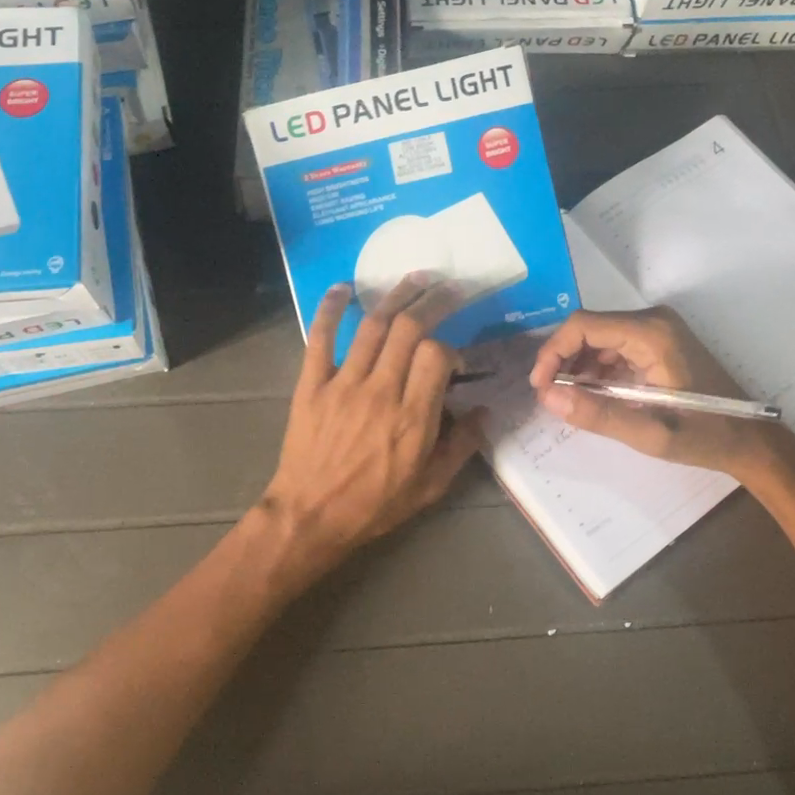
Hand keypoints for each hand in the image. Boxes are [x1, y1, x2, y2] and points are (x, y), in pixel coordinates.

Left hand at [257, 273, 486, 581]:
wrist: (311, 516)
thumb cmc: (375, 505)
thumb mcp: (430, 487)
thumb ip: (461, 447)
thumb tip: (483, 411)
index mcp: (412, 417)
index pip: (436, 355)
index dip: (451, 347)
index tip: (454, 360)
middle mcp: (380, 391)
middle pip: (409, 329)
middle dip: (433, 301)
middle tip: (448, 288)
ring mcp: (342, 384)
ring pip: (372, 326)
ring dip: (395, 295)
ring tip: (415, 278)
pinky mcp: (311, 385)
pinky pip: (320, 338)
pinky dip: (331, 309)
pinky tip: (343, 287)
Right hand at [528, 308, 793, 480]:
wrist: (751, 441)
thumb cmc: (705, 436)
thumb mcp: (649, 432)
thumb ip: (597, 414)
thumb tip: (548, 398)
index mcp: (651, 333)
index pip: (583, 325)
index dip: (553, 352)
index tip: (540, 387)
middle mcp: (652, 322)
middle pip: (588, 330)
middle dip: (563, 362)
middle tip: (551, 398)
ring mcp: (657, 331)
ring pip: (598, 340)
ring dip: (578, 369)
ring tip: (570, 403)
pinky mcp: (658, 345)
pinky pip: (614, 349)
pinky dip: (597, 372)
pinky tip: (593, 398)